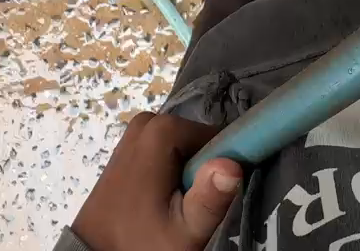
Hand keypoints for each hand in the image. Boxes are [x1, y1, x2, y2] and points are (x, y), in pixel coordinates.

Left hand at [72, 113, 244, 250]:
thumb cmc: (139, 244)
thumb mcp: (182, 233)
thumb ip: (209, 198)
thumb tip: (233, 164)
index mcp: (162, 129)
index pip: (214, 138)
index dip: (218, 169)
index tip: (209, 199)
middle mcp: (147, 121)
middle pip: (195, 141)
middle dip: (197, 172)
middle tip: (186, 208)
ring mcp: (134, 133)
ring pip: (180, 148)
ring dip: (182, 175)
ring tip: (171, 207)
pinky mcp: (126, 148)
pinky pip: (162, 152)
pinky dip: (166, 173)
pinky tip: (157, 201)